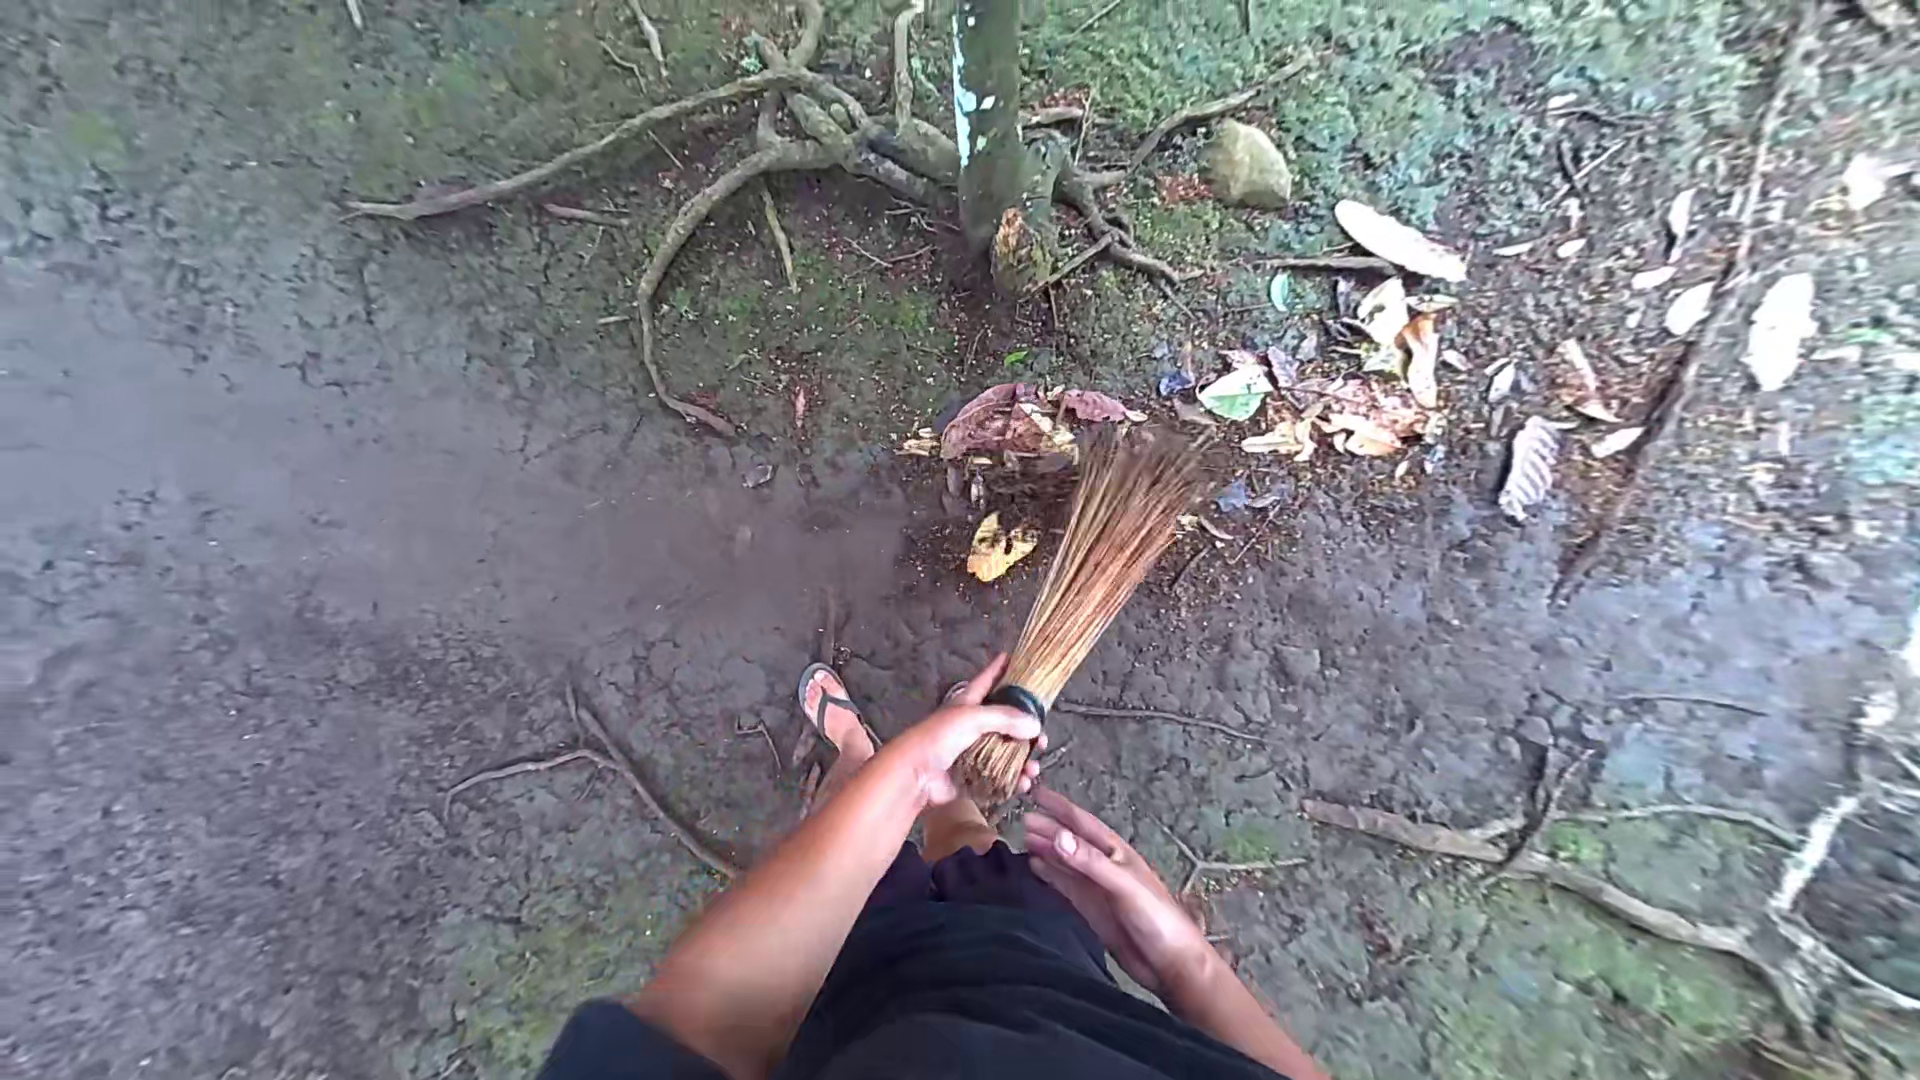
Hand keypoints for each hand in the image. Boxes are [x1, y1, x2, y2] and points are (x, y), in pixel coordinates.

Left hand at [879, 652, 1043, 806]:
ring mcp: (973, 751)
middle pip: (1005, 720)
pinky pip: (1000, 777)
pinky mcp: (974, 776)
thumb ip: (1005, 718)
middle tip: (1041, 735)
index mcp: (968, 703)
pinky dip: (1014, 780)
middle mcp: (972, 724)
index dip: (1001, 668)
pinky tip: (1023, 782)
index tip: (1016, 657)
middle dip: (1026, 728)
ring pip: (1006, 751)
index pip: (988, 679)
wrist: (914, 774)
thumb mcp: (972, 717)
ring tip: (1034, 766)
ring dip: (1024, 759)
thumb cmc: (937, 737)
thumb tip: (1035, 725)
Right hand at [1024, 787, 1213, 996]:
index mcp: (1113, 850)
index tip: (1035, 793)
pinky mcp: (1092, 908)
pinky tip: (1036, 867)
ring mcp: (1096, 886)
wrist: (1172, 965)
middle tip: (1022, 819)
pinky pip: (1065, 884)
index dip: (1058, 806)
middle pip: (1070, 840)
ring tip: (1024, 839)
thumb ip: (1090, 861)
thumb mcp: (1123, 885)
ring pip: (1065, 860)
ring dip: (1047, 848)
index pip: (1080, 821)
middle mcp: (1103, 863)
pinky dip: (1050, 873)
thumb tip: (1057, 835)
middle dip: (1048, 827)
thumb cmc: (1156, 918)